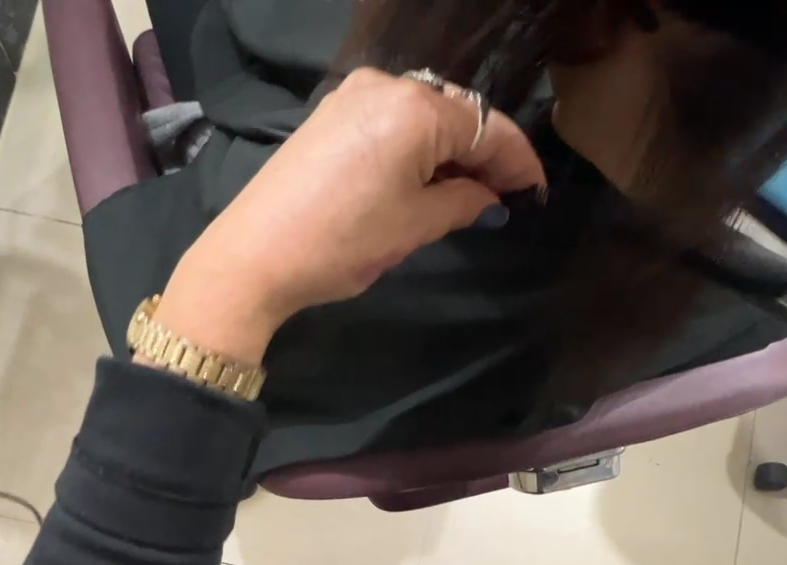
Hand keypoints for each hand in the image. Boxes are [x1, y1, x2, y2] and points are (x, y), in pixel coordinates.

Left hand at [152, 68, 547, 364]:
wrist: (253, 256)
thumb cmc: (341, 244)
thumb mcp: (412, 228)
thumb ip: (461, 202)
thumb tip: (489, 195)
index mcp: (416, 109)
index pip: (488, 127)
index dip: (517, 162)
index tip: (533, 193)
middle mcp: (386, 86)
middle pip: (455, 114)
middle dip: (482, 154)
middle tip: (499, 196)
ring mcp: (352, 96)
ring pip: (421, 118)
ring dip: (447, 152)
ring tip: (463, 194)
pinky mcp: (329, 116)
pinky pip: (389, 123)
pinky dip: (413, 149)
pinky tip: (420, 180)